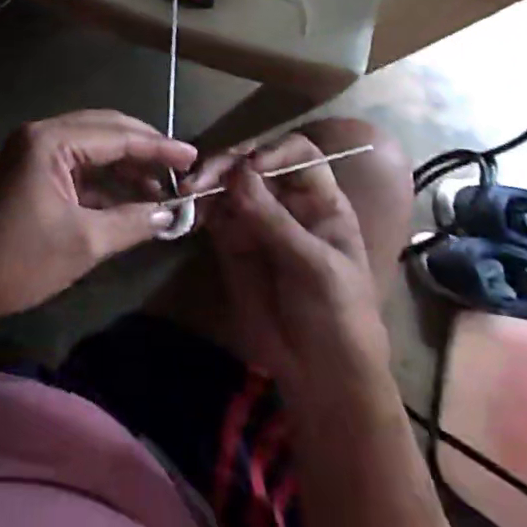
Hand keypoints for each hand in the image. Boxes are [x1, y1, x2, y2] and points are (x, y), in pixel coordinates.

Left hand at [0, 111, 196, 321]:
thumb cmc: (21, 261)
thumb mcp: (86, 243)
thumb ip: (134, 221)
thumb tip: (170, 214)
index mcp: (51, 142)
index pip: (117, 135)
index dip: (158, 147)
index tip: (192, 156)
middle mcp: (43, 133)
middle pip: (107, 129)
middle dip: (145, 149)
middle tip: (180, 167)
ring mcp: (35, 149)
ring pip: (95, 145)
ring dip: (127, 164)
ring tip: (162, 188)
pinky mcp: (34, 168)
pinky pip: (80, 163)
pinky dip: (107, 178)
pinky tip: (133, 196)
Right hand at [206, 134, 389, 396]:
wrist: (322, 376)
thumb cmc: (338, 315)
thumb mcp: (315, 266)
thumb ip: (274, 220)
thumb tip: (238, 171)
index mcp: (321, 201)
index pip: (299, 154)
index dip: (273, 151)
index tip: (249, 167)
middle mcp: (287, 203)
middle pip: (255, 164)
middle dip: (229, 164)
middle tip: (201, 179)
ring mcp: (258, 222)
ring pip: (229, 185)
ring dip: (208, 182)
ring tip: (189, 192)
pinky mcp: (233, 244)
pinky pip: (213, 214)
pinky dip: (198, 208)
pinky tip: (187, 211)